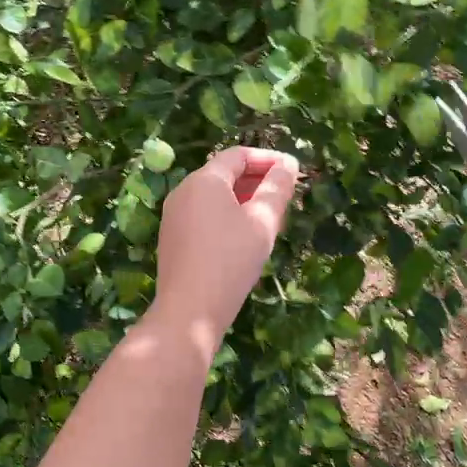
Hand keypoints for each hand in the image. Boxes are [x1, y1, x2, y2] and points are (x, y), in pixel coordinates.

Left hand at [151, 146, 299, 341]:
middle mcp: (183, 191)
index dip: (268, 159)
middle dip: (256, 180)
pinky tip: (245, 237)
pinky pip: (203, 215)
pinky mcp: (172, 237)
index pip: (238, 155)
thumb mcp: (263, 222)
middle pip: (224, 173)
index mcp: (204, 180)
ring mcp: (174, 215)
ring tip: (270, 217)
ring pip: (213, 196)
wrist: (189, 311)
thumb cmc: (231, 260)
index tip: (293, 172)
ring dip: (243, 199)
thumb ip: (277, 188)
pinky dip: (226, 215)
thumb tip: (288, 165)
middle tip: (285, 196)